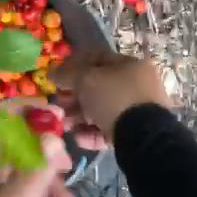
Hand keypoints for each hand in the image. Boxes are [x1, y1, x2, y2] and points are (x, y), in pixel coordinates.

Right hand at [49, 51, 169, 151]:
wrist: (144, 138)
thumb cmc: (114, 97)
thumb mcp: (85, 79)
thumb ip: (66, 74)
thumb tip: (52, 72)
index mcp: (131, 64)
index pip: (97, 58)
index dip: (74, 65)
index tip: (58, 77)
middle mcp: (138, 85)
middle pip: (98, 86)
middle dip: (75, 96)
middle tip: (59, 104)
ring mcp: (140, 110)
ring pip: (103, 109)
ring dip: (80, 116)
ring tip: (65, 124)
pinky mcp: (138, 133)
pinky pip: (111, 128)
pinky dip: (93, 132)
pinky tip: (78, 138)